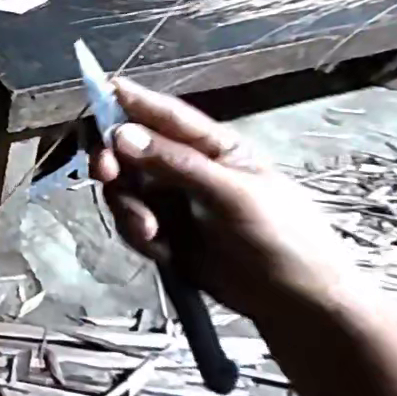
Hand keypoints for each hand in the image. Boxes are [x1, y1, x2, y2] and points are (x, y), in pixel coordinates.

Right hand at [91, 79, 363, 322]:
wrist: (299, 307)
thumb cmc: (283, 237)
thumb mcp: (233, 195)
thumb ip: (175, 163)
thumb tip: (120, 134)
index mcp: (209, 144)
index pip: (162, 113)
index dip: (128, 99)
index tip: (97, 88)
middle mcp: (181, 165)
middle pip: (128, 147)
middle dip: (111, 158)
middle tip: (106, 173)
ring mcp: (170, 200)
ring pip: (122, 187)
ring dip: (126, 206)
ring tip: (149, 231)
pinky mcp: (162, 232)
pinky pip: (128, 221)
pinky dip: (135, 233)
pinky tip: (161, 249)